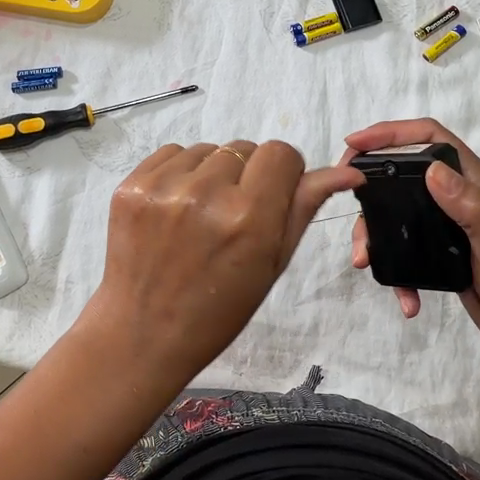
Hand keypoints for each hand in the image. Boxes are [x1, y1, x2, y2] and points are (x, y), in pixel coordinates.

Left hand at [82, 141, 363, 384]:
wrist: (143, 331)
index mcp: (250, 217)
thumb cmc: (219, 308)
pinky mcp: (131, 186)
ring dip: (212, 172)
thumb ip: (304, 208)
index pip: (282, 153)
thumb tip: (347, 170)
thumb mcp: (272, 264)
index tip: (272, 197)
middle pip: (245, 148)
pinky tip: (175, 209)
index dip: (284, 173)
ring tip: (200, 216)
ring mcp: (163, 188)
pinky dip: (180, 173)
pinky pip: (171, 153)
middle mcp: (207, 194)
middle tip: (233, 216)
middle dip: (247, 175)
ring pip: (208, 150)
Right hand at [343, 120, 479, 365]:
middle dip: (370, 187)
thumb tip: (433, 171)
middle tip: (345, 199)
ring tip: (363, 260)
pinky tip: (403, 296)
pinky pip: (405, 250)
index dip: (391, 134)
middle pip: (403, 173)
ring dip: (376, 235)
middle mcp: (460, 197)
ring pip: (397, 214)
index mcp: (478, 183)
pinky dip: (396, 270)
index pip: (430, 139)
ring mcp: (449, 225)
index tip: (354, 146)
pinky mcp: (441, 253)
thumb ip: (472, 208)